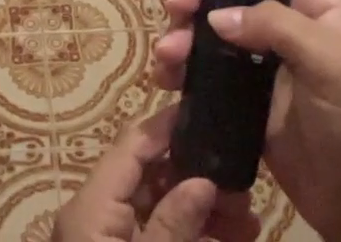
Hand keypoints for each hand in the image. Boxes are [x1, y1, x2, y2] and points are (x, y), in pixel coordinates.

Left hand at [53, 105, 260, 241]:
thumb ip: (173, 224)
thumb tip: (203, 180)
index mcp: (93, 205)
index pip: (133, 144)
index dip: (169, 124)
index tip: (212, 112)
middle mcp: (97, 213)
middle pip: (150, 175)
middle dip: (197, 176)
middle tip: (243, 185)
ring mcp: (108, 237)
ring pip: (159, 207)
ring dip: (202, 209)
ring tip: (248, 219)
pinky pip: (156, 233)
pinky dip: (190, 232)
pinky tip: (230, 238)